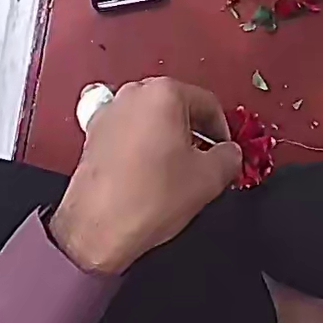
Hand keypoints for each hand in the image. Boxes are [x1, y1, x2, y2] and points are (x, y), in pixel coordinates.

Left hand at [49, 78, 240, 273]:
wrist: (97, 229)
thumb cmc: (150, 197)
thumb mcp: (210, 178)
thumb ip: (230, 156)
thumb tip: (229, 153)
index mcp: (165, 92)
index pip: (208, 104)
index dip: (222, 130)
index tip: (225, 151)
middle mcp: (135, 93)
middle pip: (178, 106)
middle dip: (194, 131)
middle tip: (204, 160)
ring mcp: (110, 111)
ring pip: (152, 118)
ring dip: (167, 137)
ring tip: (174, 170)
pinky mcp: (92, 133)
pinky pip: (129, 131)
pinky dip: (141, 144)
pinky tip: (147, 172)